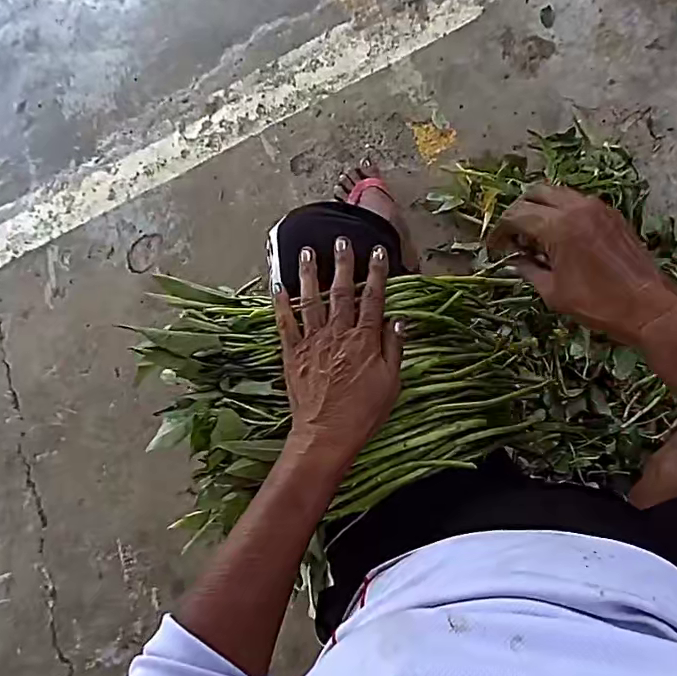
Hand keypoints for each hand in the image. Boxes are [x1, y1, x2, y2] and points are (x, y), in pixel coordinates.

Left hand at [275, 238, 404, 464]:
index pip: (374, 298)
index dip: (377, 274)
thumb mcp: (391, 383)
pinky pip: (286, 323)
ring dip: (311, 274)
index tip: (378, 253)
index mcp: (365, 340)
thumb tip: (398, 320)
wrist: (325, 435)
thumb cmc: (363, 413)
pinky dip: (281, 304)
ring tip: (309, 252)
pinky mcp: (293, 354)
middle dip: (343, 264)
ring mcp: (313, 342)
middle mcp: (338, 334)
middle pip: (342, 292)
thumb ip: (393, 348)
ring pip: (312, 300)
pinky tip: (278, 286)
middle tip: (342, 240)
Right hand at [490, 185, 676, 345]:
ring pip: (558, 194)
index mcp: (558, 226)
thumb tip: (515, 261)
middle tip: (513, 237)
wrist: (648, 305)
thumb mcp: (553, 293)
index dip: (500, 230)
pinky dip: (563, 212)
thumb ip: (529, 271)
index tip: (494, 247)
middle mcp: (577, 207)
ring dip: (541, 209)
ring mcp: (597, 207)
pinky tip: (561, 238)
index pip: (517, 215)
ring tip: (537, 238)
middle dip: (519, 212)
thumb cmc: (598, 304)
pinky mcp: (611, 214)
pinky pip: (578, 202)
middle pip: (535, 193)